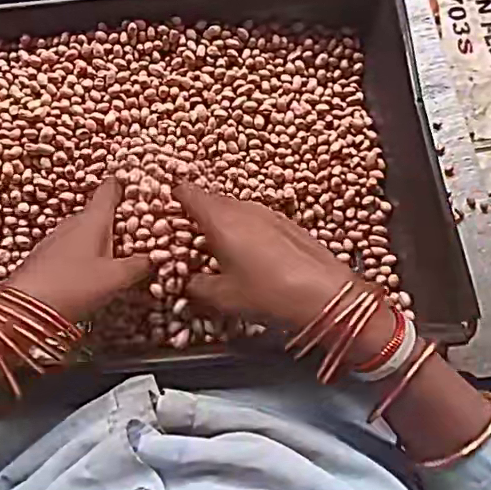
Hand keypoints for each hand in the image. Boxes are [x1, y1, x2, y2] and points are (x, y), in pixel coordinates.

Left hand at [4, 179, 150, 322]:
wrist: (24, 307)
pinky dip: (88, 252)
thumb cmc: (73, 285)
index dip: (125, 185)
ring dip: (103, 237)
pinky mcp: (47, 257)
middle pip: (100, 211)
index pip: (109, 189)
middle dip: (119, 217)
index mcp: (93, 219)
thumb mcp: (114, 278)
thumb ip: (138, 265)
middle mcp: (73, 223)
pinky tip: (95, 269)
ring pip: (86, 230)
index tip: (139, 186)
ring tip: (123, 251)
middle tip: (142, 228)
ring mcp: (57, 239)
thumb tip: (157, 257)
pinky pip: (74, 246)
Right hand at [174, 183, 360, 331]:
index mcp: (220, 218)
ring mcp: (267, 213)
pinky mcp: (286, 223)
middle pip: (209, 200)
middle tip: (186, 238)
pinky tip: (247, 255)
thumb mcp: (222, 297)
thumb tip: (184, 281)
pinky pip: (254, 219)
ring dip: (221, 223)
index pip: (187, 192)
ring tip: (216, 250)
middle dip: (195, 214)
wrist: (327, 296)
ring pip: (233, 209)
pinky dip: (243, 230)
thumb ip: (194, 286)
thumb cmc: (267, 293)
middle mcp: (242, 208)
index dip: (172, 199)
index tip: (164, 213)